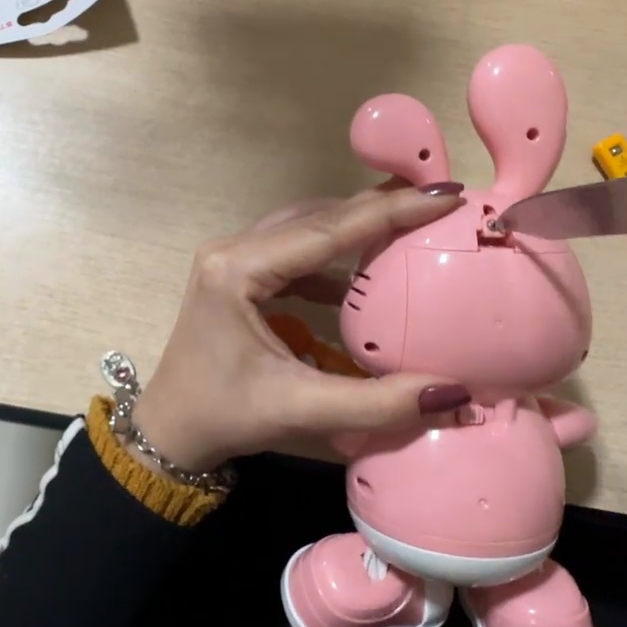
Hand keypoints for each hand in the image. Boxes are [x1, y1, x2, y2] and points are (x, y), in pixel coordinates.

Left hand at [130, 183, 474, 472]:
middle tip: (437, 199)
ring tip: (408, 222)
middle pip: (316, 217)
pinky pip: (292, 249)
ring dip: (354, 224)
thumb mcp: (300, 410)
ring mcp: (230, 258)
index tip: (443, 194)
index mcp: (237, 270)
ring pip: (303, 226)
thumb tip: (456, 396)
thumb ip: (377, 403)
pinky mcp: (236, 274)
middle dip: (377, 207)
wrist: (170, 432)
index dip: (389, 210)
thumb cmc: (223, 417)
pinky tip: (360, 272)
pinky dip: (330, 253)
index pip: (326, 230)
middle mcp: (230, 250)